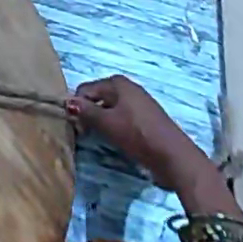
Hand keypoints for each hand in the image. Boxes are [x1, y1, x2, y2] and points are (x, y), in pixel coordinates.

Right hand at [68, 75, 210, 192]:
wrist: (177, 159)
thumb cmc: (139, 136)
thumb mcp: (108, 124)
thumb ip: (86, 112)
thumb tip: (66, 102)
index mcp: (117, 83)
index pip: (86, 89)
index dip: (79, 107)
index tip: (80, 128)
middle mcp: (128, 88)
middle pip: (99, 98)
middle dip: (92, 115)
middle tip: (90, 135)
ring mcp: (140, 103)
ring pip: (111, 110)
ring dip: (104, 123)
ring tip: (106, 140)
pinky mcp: (148, 119)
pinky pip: (124, 119)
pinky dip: (118, 128)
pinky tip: (122, 142)